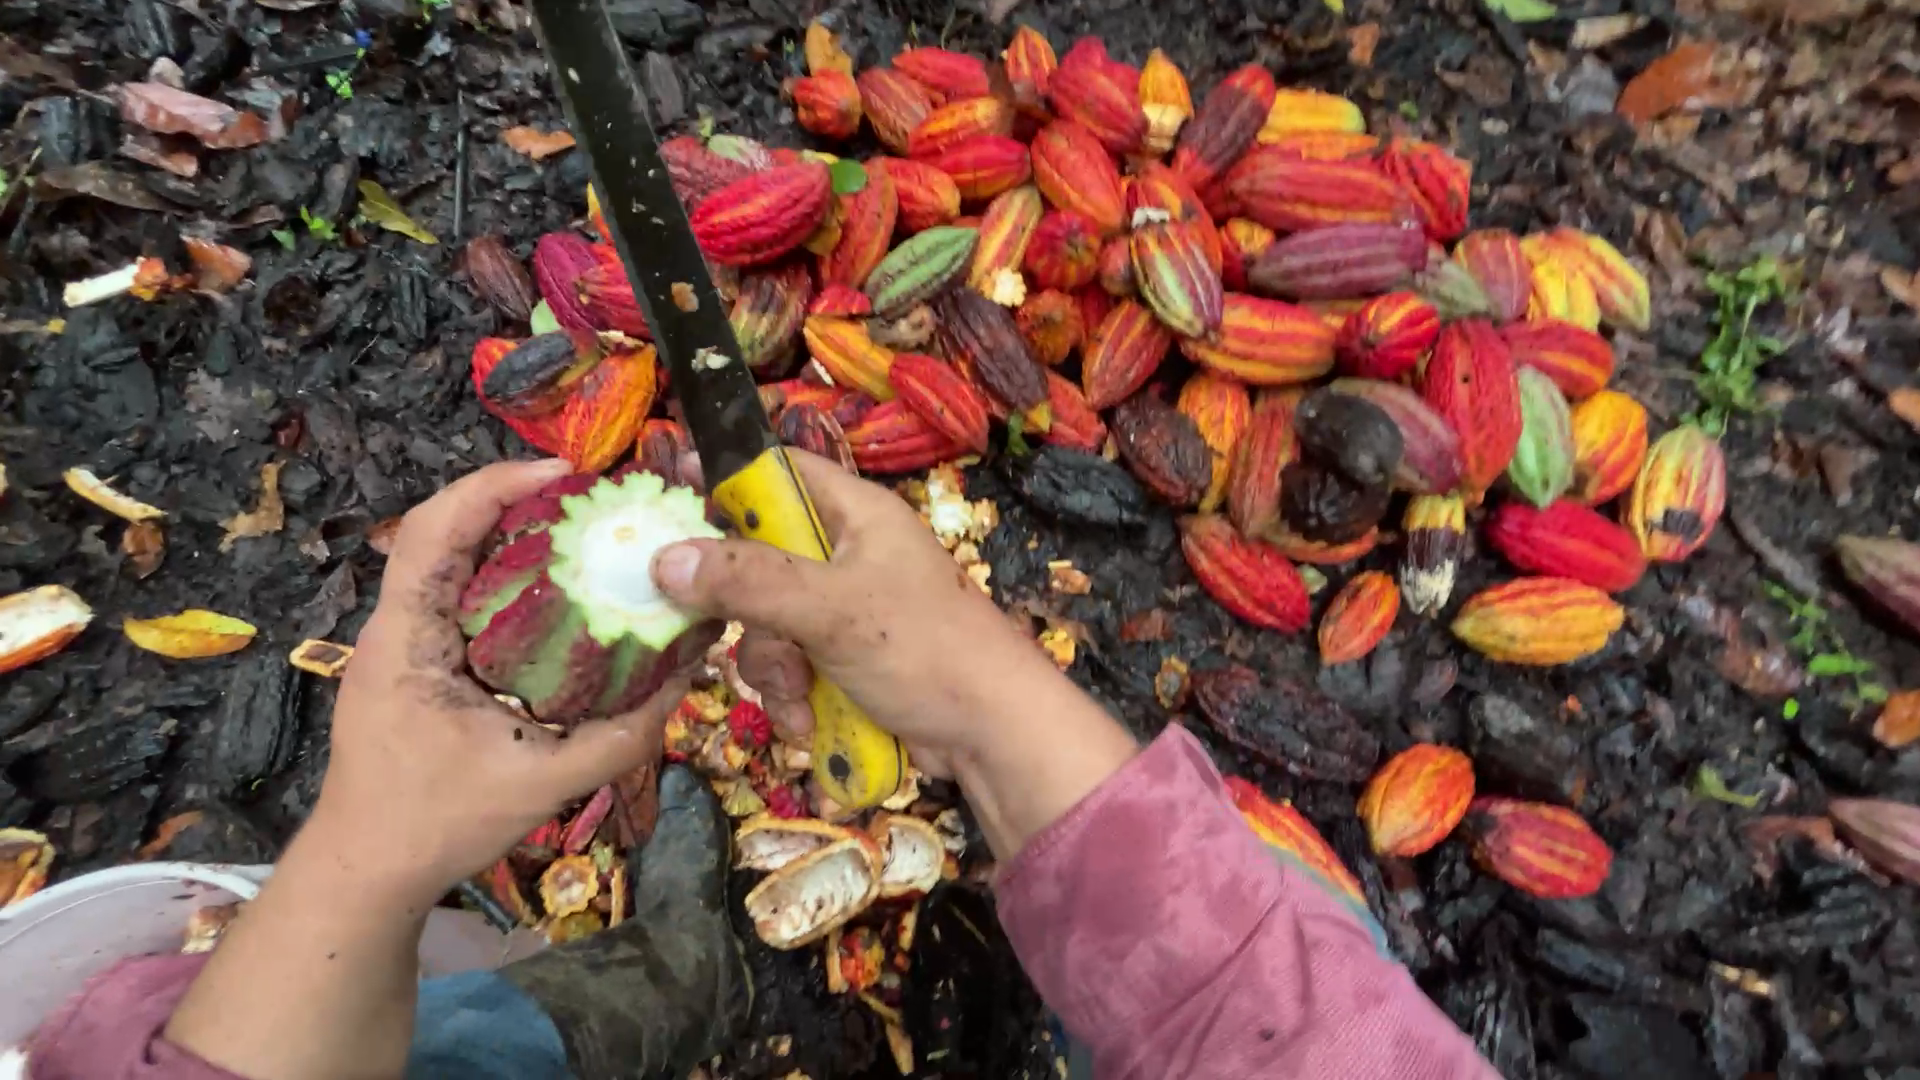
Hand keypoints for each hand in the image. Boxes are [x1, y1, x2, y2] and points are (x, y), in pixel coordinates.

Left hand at [304, 459, 693, 907]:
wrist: (366, 870)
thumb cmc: (439, 823)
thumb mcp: (545, 782)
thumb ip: (623, 734)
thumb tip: (689, 671)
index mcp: (409, 639)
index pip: (434, 532)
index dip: (493, 485)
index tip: (564, 472)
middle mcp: (401, 624)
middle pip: (449, 529)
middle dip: (519, 497)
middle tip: (594, 497)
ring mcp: (409, 638)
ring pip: (459, 556)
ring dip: (518, 529)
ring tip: (587, 525)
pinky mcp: (425, 655)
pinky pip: (470, 590)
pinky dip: (516, 569)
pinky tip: (566, 583)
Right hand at [649, 450, 1138, 860]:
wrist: (989, 733)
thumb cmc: (923, 650)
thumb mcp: (833, 609)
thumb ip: (751, 581)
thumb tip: (664, 559)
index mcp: (858, 514)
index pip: (781, 472)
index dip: (727, 478)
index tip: (673, 498)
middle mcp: (850, 552)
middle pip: (760, 557)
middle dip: (750, 612)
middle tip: (751, 637)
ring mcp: (847, 607)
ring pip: (769, 620)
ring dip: (774, 666)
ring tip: (801, 695)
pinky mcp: (846, 655)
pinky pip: (792, 660)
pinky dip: (793, 691)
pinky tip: (809, 719)